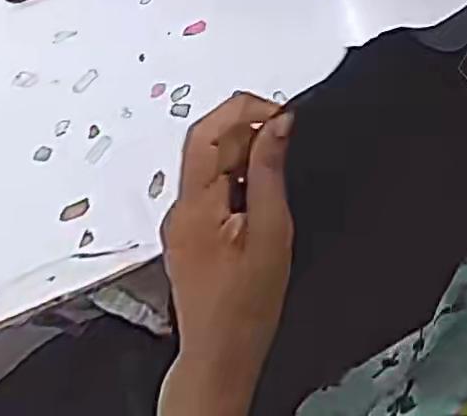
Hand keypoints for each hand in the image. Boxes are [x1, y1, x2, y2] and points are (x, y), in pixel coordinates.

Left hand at [161, 93, 293, 413]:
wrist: (221, 356)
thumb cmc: (244, 307)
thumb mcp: (271, 230)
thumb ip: (272, 170)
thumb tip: (279, 124)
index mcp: (195, 206)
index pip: (205, 132)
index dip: (242, 110)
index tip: (277, 112)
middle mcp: (181, 208)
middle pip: (210, 144)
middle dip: (250, 133)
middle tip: (285, 143)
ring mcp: (185, 217)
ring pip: (215, 162)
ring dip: (249, 156)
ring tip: (274, 185)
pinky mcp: (193, 226)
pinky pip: (217, 183)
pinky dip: (243, 177)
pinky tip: (262, 199)